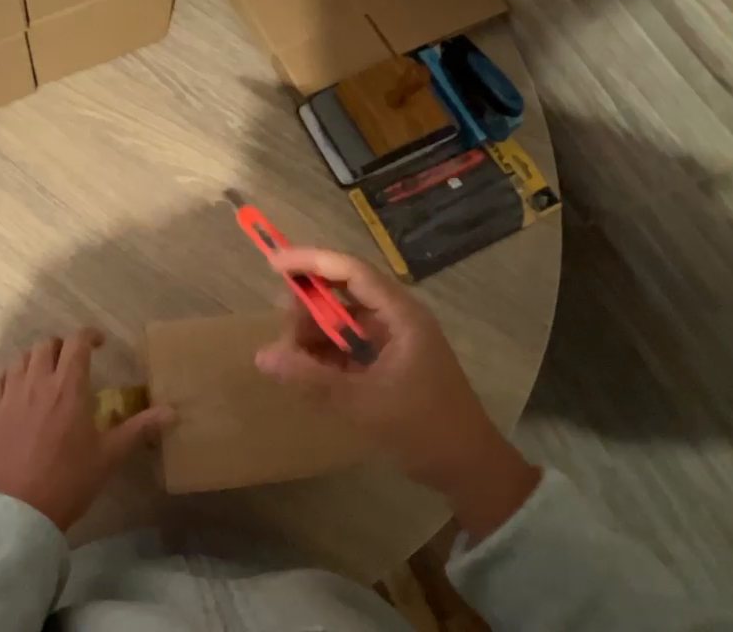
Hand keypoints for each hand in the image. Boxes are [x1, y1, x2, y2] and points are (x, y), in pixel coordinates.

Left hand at [0, 329, 173, 530]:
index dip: (90, 335)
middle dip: (63, 346)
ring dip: (37, 358)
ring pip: (22, 357)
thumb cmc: (69, 480)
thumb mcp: (109, 456)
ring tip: (48, 373)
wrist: (19, 510)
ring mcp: (11, 394)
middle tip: (74, 361)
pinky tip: (20, 388)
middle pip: (47, 344)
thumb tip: (172, 412)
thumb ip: (140, 429)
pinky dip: (13, 374)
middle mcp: (38, 381)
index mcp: (69, 387)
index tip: (100, 343)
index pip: (77, 342)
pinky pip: (0, 378)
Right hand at [254, 248, 538, 538]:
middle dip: (308, 309)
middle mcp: (398, 318)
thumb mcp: (363, 404)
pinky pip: (349, 343)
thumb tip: (262, 356)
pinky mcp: (390, 361)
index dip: (311, 262)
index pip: (351, 271)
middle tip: (285, 339)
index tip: (274, 264)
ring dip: (315, 334)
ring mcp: (395, 339)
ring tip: (294, 363)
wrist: (470, 471)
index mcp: (401, 316)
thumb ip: (311, 378)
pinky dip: (327, 352)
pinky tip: (309, 373)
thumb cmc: (424, 430)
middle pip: (343, 292)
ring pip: (343, 319)